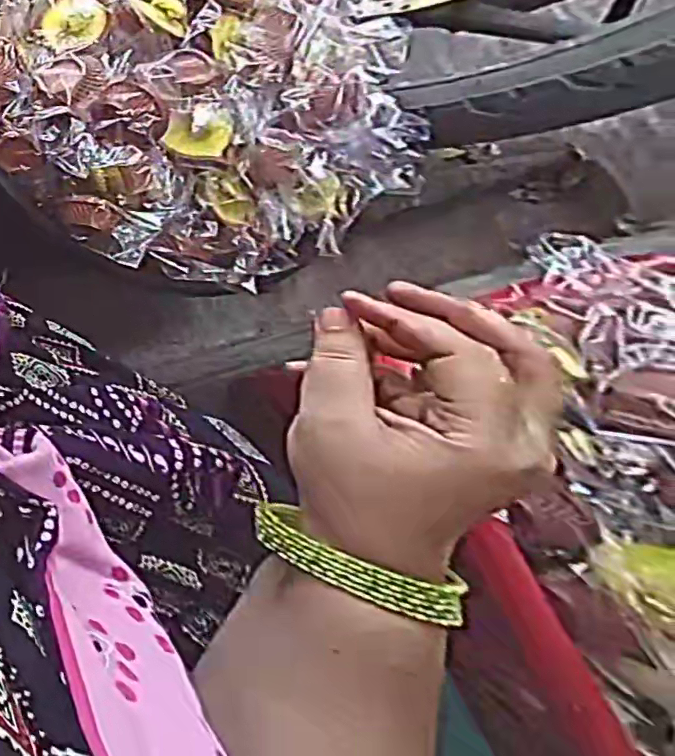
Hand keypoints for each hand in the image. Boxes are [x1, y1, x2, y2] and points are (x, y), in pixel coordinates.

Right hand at [287, 281, 563, 581]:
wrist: (362, 553)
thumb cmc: (350, 497)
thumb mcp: (330, 420)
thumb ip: (336, 360)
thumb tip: (338, 316)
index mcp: (491, 441)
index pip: (463, 354)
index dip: (404, 320)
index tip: (353, 304)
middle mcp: (519, 443)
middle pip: (517, 355)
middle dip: (452, 316)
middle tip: (396, 295)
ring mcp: (506, 445)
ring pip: (497, 369)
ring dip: (435, 339)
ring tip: (374, 325)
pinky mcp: (482, 444)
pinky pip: (462, 389)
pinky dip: (417, 367)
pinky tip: (364, 361)